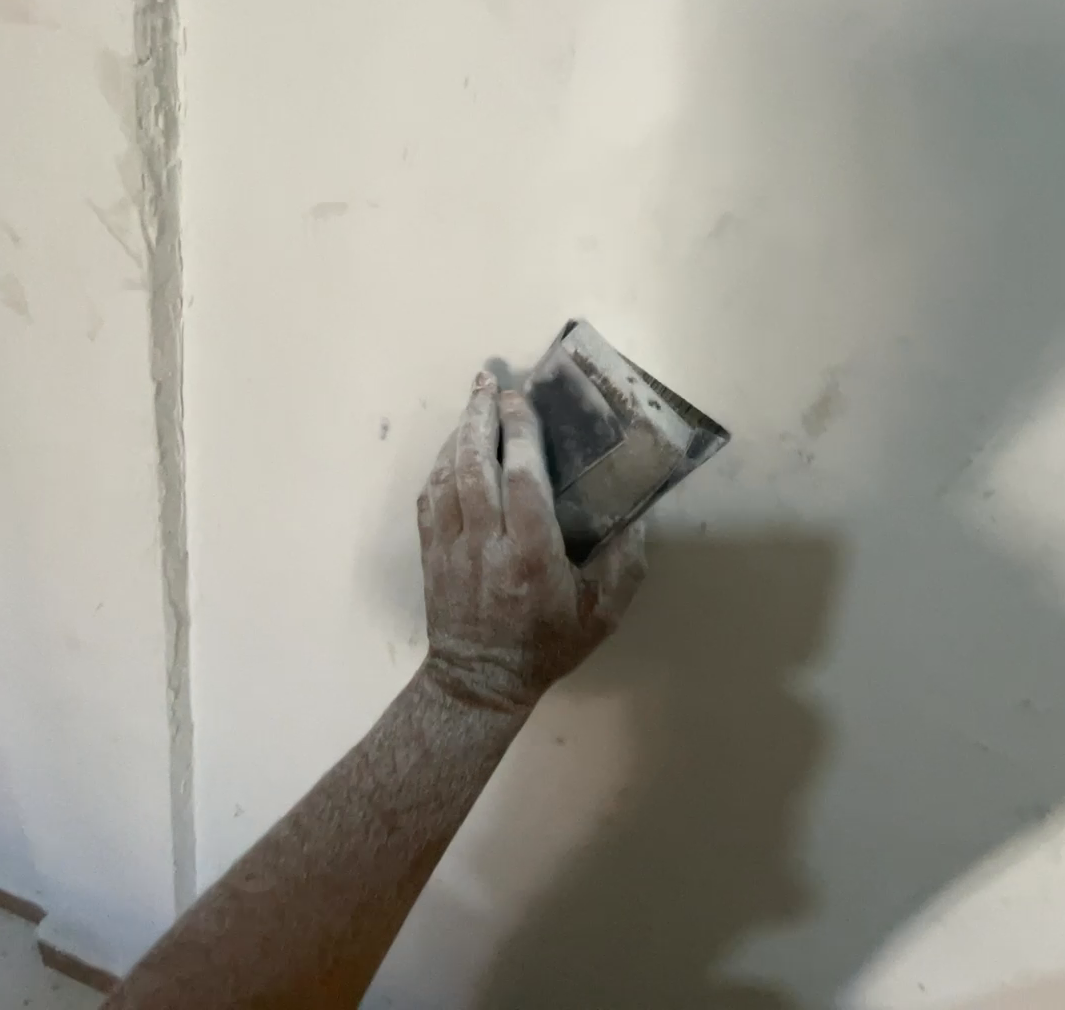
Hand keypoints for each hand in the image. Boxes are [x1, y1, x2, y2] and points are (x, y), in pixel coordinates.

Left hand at [415, 371, 646, 709]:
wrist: (481, 681)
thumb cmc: (549, 644)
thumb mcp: (603, 613)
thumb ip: (624, 564)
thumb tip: (635, 515)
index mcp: (531, 554)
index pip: (522, 479)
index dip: (519, 434)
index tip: (520, 400)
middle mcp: (486, 543)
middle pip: (475, 466)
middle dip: (481, 418)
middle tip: (489, 382)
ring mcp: (451, 546)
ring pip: (448, 476)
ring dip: (458, 433)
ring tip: (472, 400)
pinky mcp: (431, 553)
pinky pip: (429, 497)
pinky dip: (440, 465)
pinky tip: (452, 447)